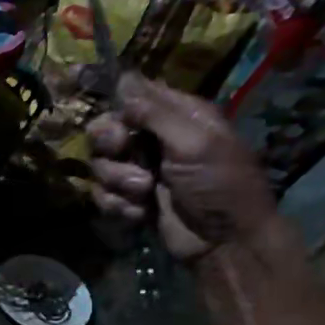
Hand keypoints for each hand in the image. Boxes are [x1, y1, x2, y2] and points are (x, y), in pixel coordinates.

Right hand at [85, 74, 277, 260]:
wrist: (224, 242)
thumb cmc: (220, 186)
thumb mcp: (196, 143)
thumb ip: (157, 113)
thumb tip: (124, 81)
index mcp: (178, 116)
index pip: (135, 93)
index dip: (115, 98)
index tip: (103, 104)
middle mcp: (154, 139)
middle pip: (106, 128)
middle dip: (108, 142)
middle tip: (122, 151)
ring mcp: (139, 170)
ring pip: (100, 164)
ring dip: (117, 180)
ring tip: (144, 192)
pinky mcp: (129, 200)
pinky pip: (102, 195)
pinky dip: (118, 205)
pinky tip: (139, 213)